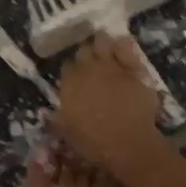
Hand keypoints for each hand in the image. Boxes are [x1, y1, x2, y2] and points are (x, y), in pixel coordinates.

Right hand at [53, 34, 166, 176]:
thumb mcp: (67, 132)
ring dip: (102, 44)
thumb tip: (51, 113)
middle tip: (90, 64)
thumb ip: (57, 118)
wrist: (129, 144)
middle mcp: (88, 70)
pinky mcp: (134, 69)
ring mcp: (112, 67)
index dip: (72, 71)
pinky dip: (122, 45)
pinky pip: (126, 48)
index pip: (67, 66)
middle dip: (86, 56)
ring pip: (102, 42)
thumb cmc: (94, 142)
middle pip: (83, 51)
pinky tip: (122, 46)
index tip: (75, 78)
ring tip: (104, 49)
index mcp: (70, 83)